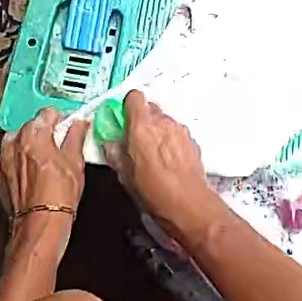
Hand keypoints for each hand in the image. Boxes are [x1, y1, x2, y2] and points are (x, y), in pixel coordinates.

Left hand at [0, 108, 86, 227]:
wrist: (40, 224)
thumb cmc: (59, 194)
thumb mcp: (75, 161)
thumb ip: (76, 136)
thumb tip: (80, 122)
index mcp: (34, 133)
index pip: (48, 113)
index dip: (62, 119)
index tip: (70, 128)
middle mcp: (14, 142)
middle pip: (32, 126)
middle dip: (45, 132)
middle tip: (60, 145)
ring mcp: (3, 159)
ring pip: (17, 141)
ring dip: (29, 145)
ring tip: (43, 160)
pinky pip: (6, 160)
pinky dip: (15, 162)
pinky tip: (27, 172)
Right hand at [111, 90, 223, 243]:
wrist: (188, 203)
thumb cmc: (156, 191)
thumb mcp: (125, 175)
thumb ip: (115, 153)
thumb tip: (110, 144)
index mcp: (141, 127)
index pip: (134, 97)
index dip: (127, 106)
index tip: (122, 119)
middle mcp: (162, 122)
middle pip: (150, 108)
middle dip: (141, 120)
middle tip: (135, 140)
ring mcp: (179, 129)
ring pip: (164, 120)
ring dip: (157, 131)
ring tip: (152, 154)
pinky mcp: (191, 139)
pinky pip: (176, 133)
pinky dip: (170, 140)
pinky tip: (167, 160)